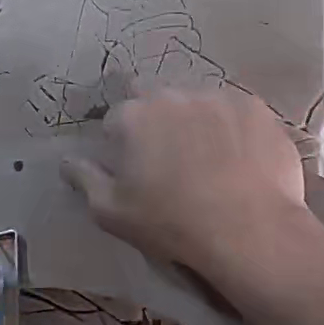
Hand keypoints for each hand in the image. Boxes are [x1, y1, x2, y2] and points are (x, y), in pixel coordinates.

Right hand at [61, 87, 310, 273]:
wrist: (250, 230)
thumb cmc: (172, 223)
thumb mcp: (112, 212)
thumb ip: (85, 179)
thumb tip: (67, 160)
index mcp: (133, 116)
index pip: (116, 118)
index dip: (121, 142)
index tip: (134, 166)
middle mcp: (173, 94)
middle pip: (154, 96)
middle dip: (155, 118)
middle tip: (169, 154)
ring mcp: (218, 96)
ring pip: (197, 100)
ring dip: (195, 119)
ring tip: (210, 157)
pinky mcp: (255, 107)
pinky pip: (235, 110)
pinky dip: (233, 127)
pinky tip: (241, 157)